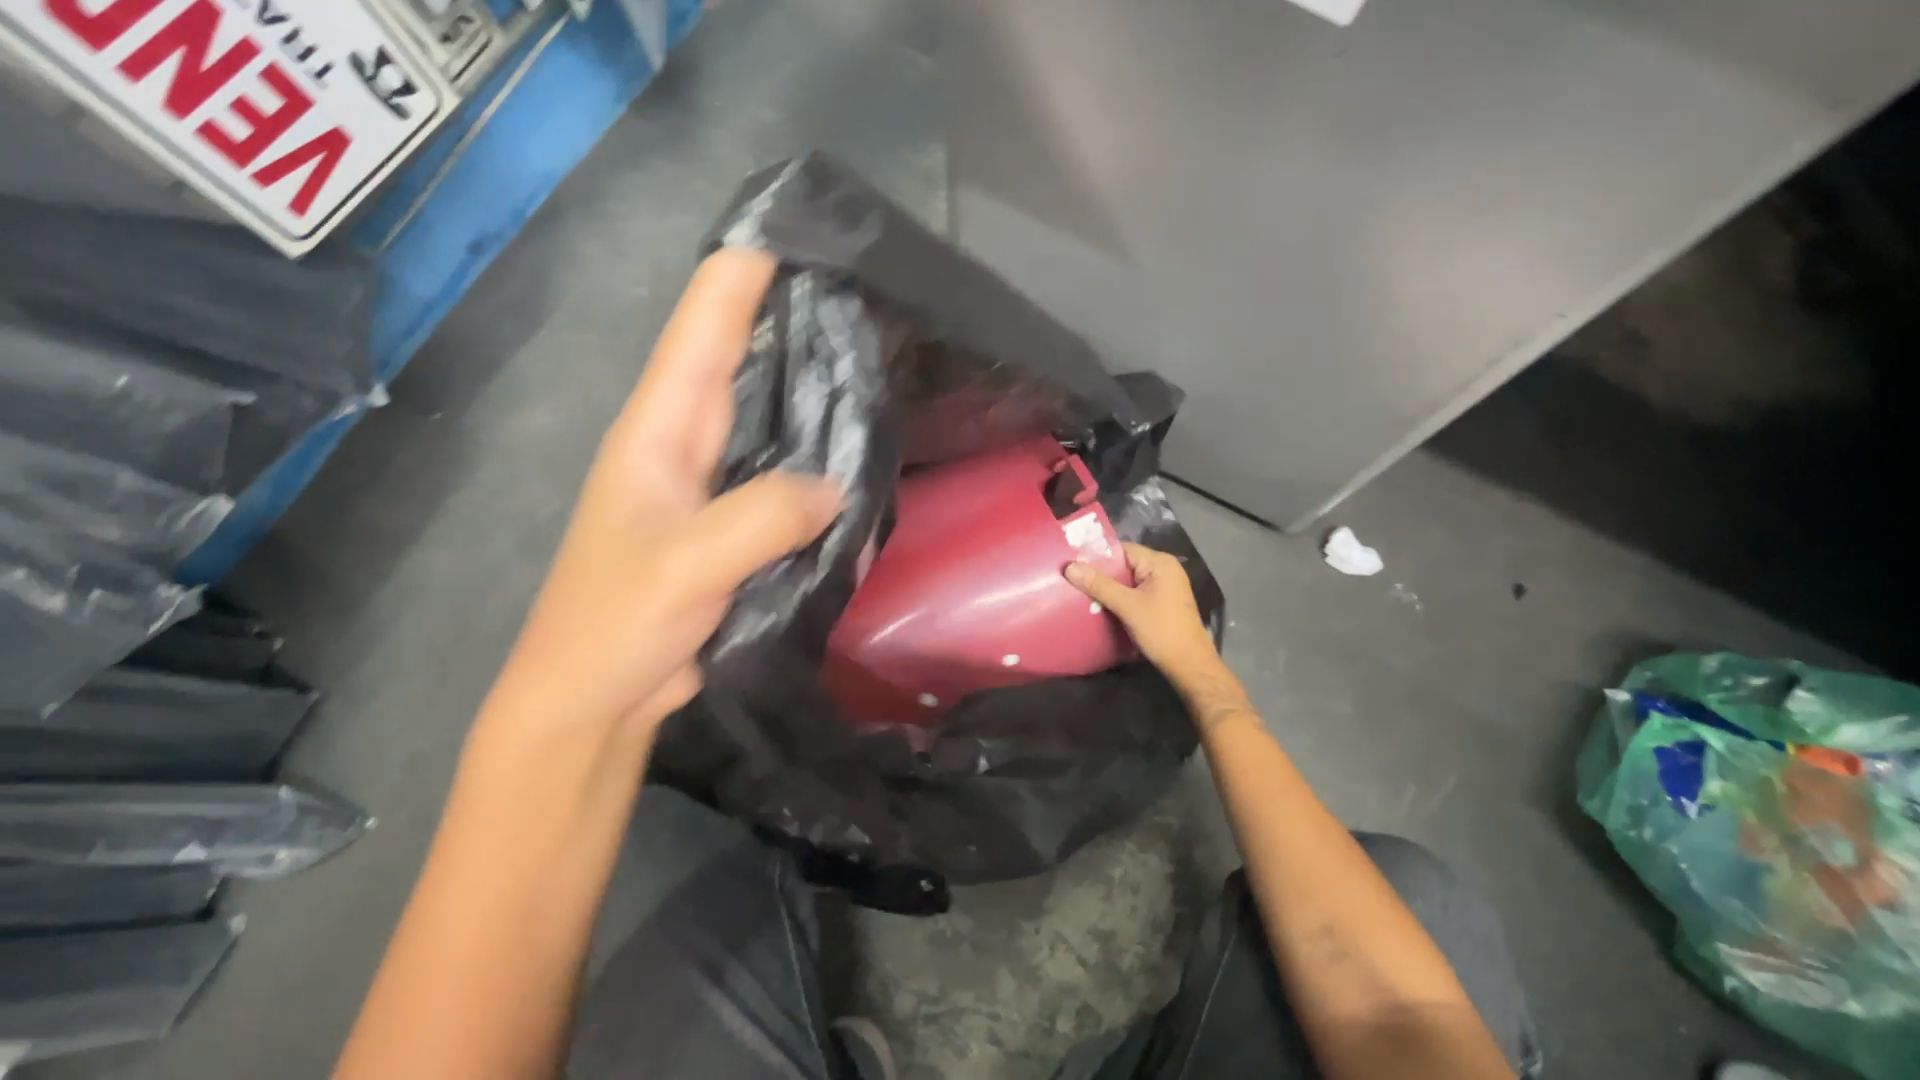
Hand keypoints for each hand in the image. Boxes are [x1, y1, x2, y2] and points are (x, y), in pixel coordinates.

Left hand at [489, 249, 840, 737]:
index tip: (808, 231)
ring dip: (807, 383)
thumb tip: (835, 484)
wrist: (593, 699)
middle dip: (790, 313)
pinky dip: (814, 454)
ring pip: (764, 415)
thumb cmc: (615, 623)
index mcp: (656, 431)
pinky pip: (780, 474)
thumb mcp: (686, 566)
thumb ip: (760, 517)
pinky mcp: (729, 528)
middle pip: (737, 357)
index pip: (702, 325)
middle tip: (864, 281)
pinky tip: (855, 449)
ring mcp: (707, 486)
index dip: (747, 271)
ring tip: (873, 349)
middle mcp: (682, 444)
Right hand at [1066, 544, 1218, 677]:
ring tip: (1079, 590)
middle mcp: (1163, 569)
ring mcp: (1163, 587)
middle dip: (1100, 572)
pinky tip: (1099, 604)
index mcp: (1160, 562)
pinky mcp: (1160, 602)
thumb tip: (1069, 567)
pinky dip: (1118, 597)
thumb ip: (1099, 585)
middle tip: (1071, 578)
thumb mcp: (1128, 606)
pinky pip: (1134, 592)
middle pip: (1124, 564)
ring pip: (1127, 580)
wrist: (1189, 665)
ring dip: (1107, 587)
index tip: (1071, 562)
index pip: (1122, 550)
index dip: (1096, 555)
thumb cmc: (1161, 630)